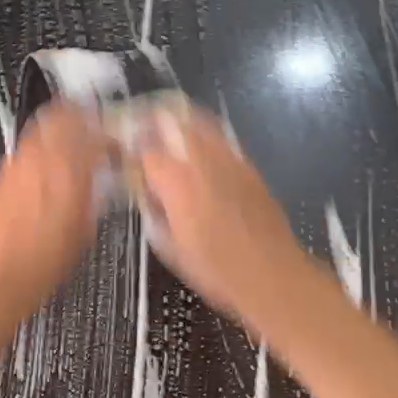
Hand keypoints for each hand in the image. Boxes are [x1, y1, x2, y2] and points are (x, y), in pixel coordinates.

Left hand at [0, 103, 112, 320]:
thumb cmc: (40, 263)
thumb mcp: (83, 232)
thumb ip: (93, 199)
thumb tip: (98, 187)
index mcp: (69, 172)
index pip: (94, 133)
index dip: (108, 134)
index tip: (114, 143)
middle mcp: (42, 160)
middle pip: (62, 115)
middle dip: (81, 117)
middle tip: (92, 125)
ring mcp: (18, 163)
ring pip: (41, 126)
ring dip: (59, 127)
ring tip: (71, 139)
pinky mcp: (3, 173)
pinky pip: (25, 146)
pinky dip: (40, 147)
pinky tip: (48, 164)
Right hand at [132, 102, 310, 318]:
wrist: (271, 275)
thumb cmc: (215, 270)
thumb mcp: (169, 248)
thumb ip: (153, 215)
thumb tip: (147, 198)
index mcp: (175, 182)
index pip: (145, 149)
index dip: (131, 149)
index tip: (125, 154)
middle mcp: (200, 162)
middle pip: (172, 123)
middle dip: (153, 122)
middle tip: (142, 129)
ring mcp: (228, 160)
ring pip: (199, 123)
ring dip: (180, 122)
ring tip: (169, 128)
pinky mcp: (248, 166)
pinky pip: (222, 138)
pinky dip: (206, 135)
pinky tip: (201, 148)